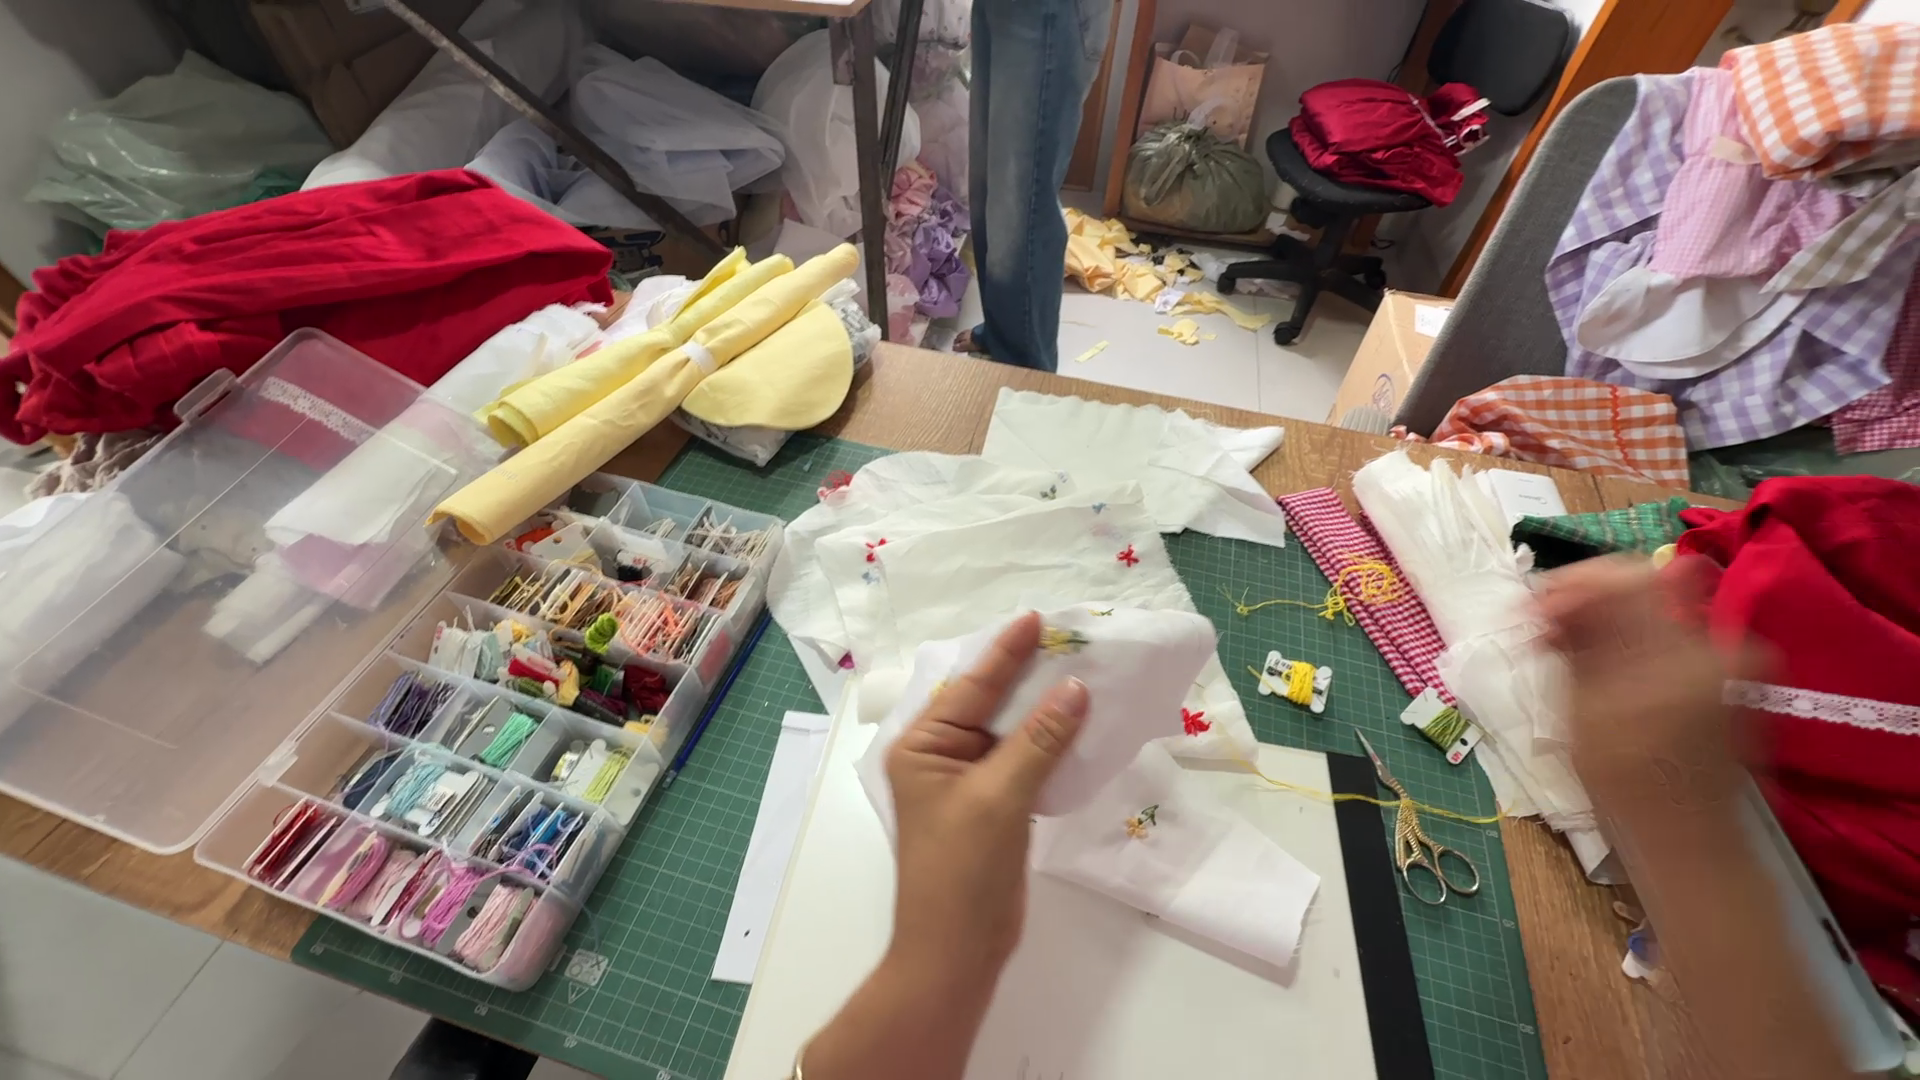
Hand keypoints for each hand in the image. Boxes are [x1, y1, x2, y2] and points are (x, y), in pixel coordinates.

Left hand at [885, 612, 1090, 971]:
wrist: (957, 953)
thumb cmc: (963, 871)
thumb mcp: (998, 798)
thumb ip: (1038, 740)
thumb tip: (1075, 688)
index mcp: (922, 745)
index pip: (971, 687)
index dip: (1005, 651)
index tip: (1036, 617)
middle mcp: (939, 753)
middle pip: (988, 702)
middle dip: (1025, 672)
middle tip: (1063, 636)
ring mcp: (967, 779)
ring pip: (1010, 729)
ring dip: (1041, 706)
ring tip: (1076, 668)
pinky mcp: (992, 801)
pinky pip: (1022, 757)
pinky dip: (1049, 741)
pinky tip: (1075, 720)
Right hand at [1536, 557, 1762, 818]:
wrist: (1685, 831)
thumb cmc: (1621, 776)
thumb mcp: (1582, 704)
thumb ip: (1575, 640)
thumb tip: (1553, 596)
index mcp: (1679, 652)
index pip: (1625, 577)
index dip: (1573, 584)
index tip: (1535, 611)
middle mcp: (1713, 646)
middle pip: (1635, 590)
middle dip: (1579, 602)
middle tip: (1540, 630)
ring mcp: (1725, 661)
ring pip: (1644, 611)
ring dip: (1596, 621)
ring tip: (1558, 649)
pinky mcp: (1725, 676)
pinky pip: (1663, 635)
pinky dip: (1622, 640)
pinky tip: (1592, 665)